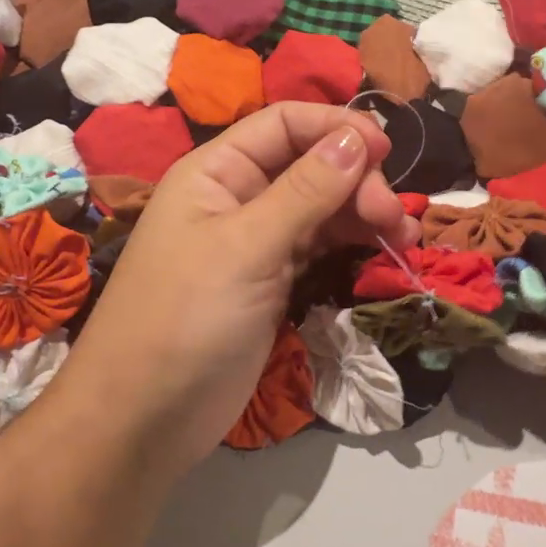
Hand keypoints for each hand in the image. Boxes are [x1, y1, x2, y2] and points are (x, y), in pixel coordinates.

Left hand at [57, 103, 417, 475]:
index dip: (335, 127)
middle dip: (357, 179)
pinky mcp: (271, 281)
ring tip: (403, 237)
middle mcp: (237, 196)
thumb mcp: (248, 248)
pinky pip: (319, 245)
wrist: (142, 422)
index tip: (386, 148)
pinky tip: (384, 250)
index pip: (284, 124)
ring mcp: (255, 241)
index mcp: (216, 172)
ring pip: (321, 206)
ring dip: (363, 212)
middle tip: (391, 216)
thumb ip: (306, 190)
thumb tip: (358, 137)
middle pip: (310, 163)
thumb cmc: (186, 318)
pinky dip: (352, 243)